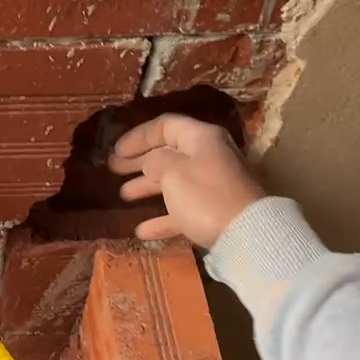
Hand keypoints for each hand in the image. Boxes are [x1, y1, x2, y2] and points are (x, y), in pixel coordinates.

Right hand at [108, 114, 264, 247]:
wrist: (246, 233)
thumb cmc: (205, 196)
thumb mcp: (173, 172)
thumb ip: (155, 161)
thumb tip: (150, 161)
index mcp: (200, 138)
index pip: (165, 126)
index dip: (138, 136)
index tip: (116, 150)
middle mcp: (207, 156)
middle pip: (168, 153)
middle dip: (139, 161)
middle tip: (113, 168)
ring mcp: (211, 186)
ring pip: (173, 181)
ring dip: (147, 186)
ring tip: (124, 195)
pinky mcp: (212, 212)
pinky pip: (182, 210)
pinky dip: (162, 218)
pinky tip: (142, 230)